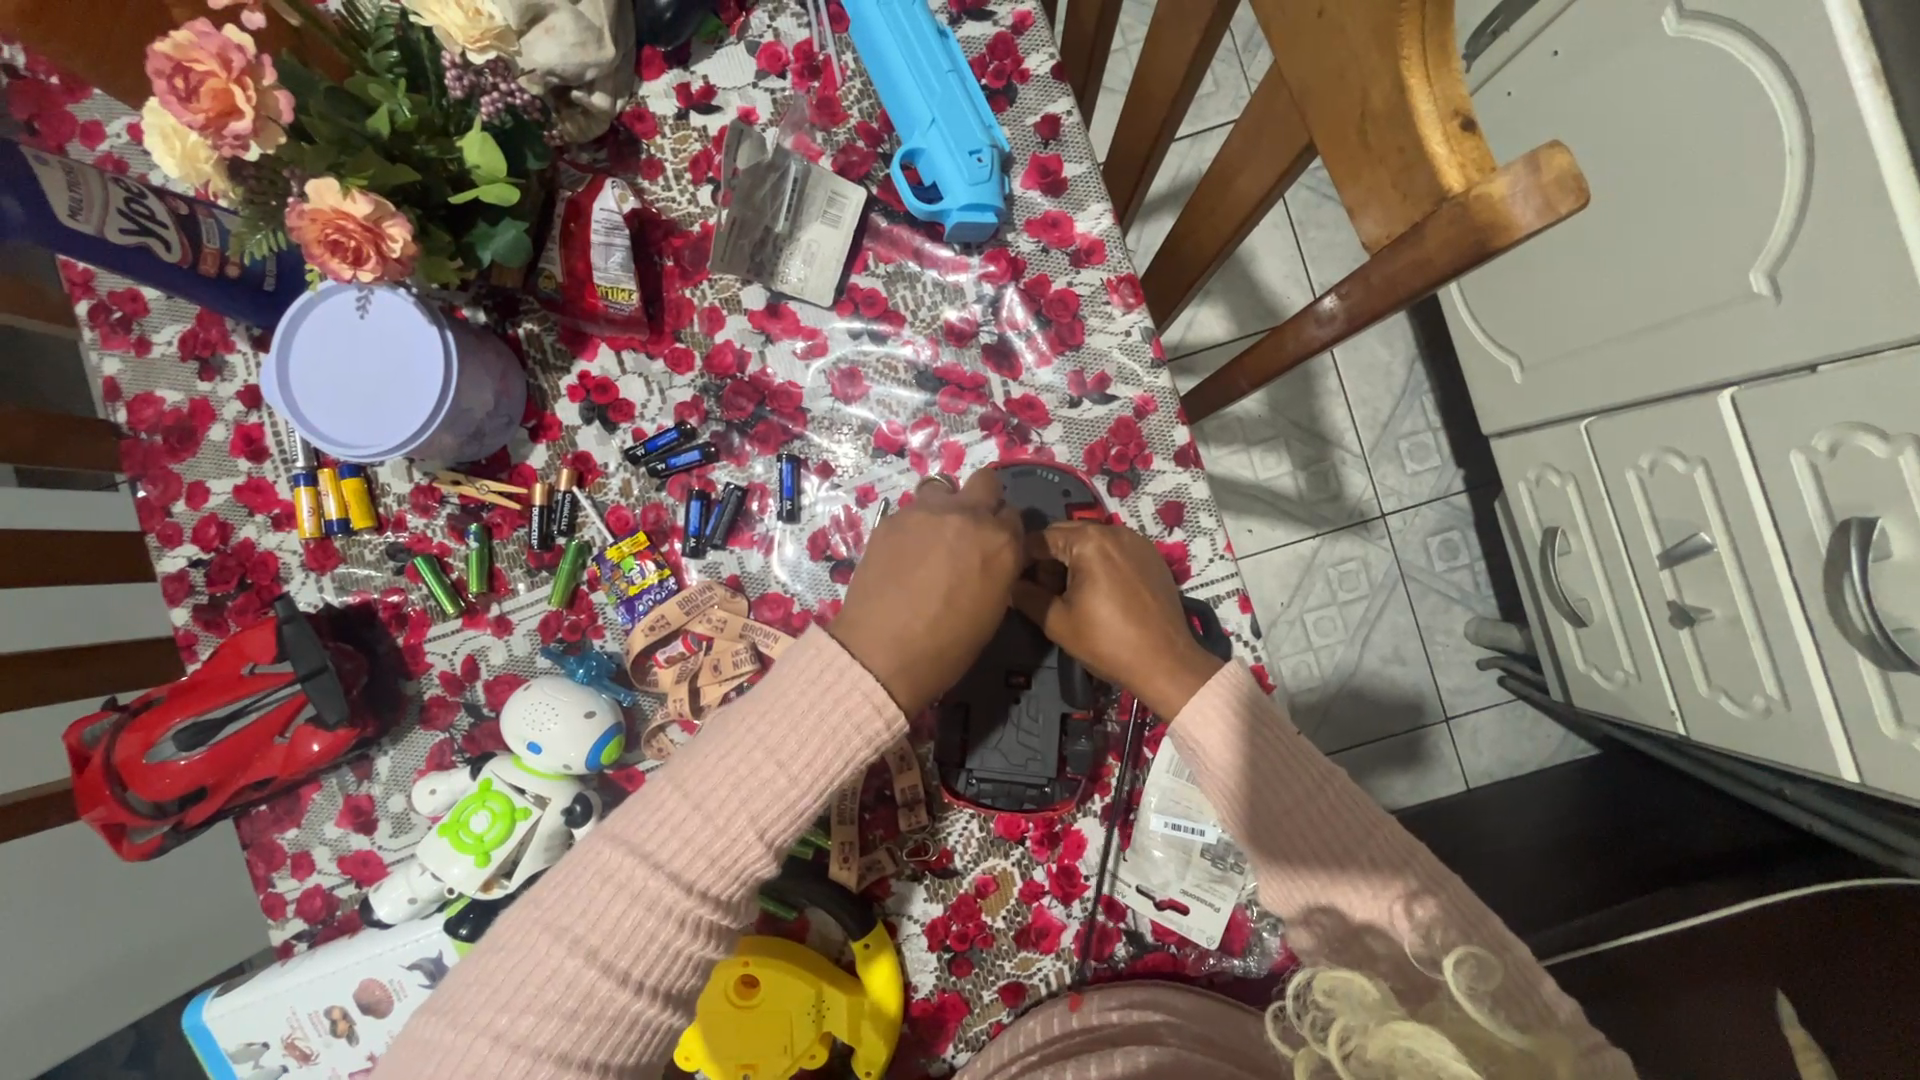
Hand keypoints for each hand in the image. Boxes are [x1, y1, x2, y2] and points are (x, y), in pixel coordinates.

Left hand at [828, 470, 1028, 713]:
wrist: (884, 652)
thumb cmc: (947, 646)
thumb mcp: (993, 610)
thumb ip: (998, 569)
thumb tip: (990, 559)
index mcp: (1002, 542)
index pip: (1013, 516)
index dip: (1003, 530)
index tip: (993, 547)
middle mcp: (969, 516)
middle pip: (986, 482)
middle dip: (981, 501)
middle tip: (967, 531)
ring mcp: (928, 512)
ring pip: (943, 488)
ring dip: (944, 507)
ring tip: (930, 538)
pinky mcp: (892, 518)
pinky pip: (911, 510)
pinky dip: (913, 526)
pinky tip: (901, 553)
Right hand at [1012, 522, 1223, 718]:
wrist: (1166, 662)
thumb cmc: (1107, 642)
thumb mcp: (1057, 622)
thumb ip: (1027, 597)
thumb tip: (1010, 585)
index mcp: (1088, 541)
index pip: (1040, 538)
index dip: (1023, 559)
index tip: (1016, 581)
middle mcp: (1113, 530)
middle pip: (1067, 534)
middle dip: (1050, 558)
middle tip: (1044, 591)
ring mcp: (1137, 541)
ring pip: (1092, 541)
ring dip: (1075, 560)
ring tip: (1072, 594)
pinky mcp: (1152, 556)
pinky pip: (1115, 550)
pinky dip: (1100, 563)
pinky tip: (1101, 593)